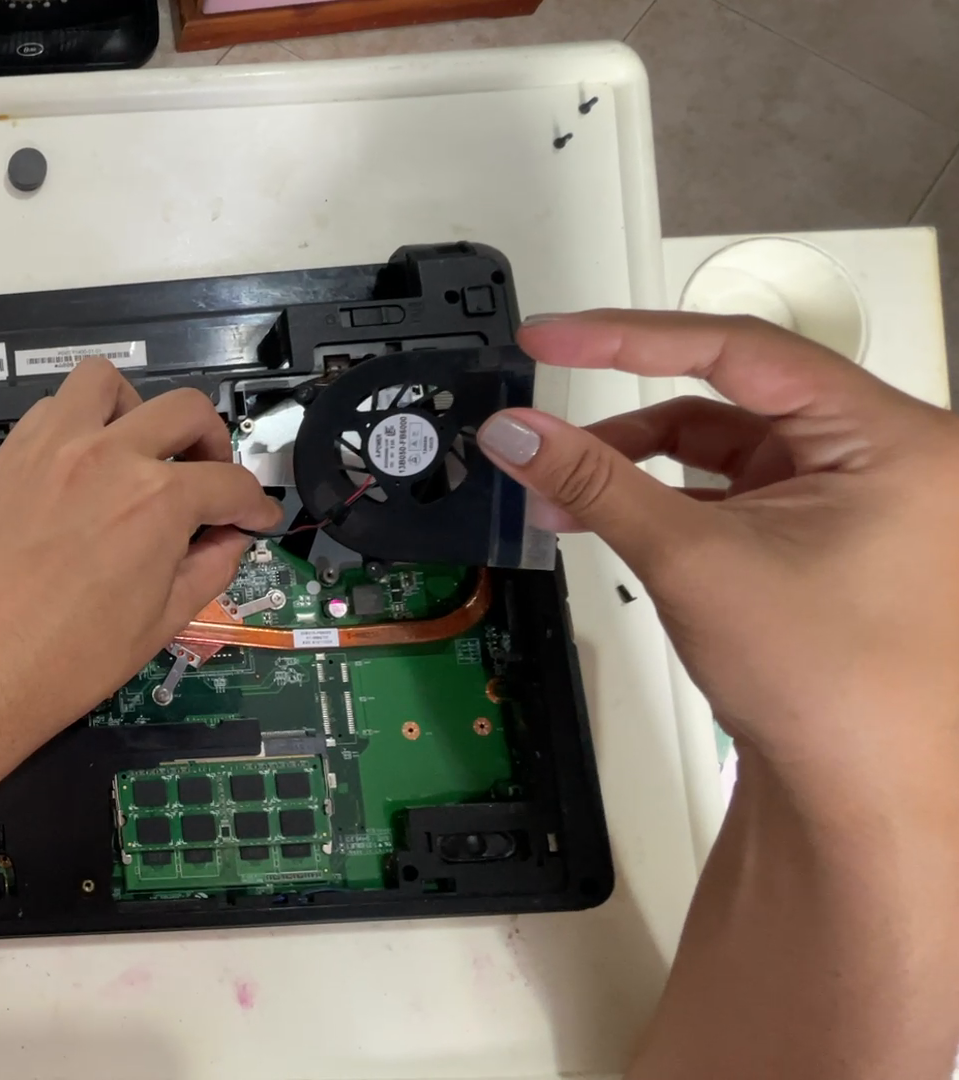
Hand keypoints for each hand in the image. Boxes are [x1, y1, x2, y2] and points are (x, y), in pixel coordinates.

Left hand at [0, 358, 280, 759]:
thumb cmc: (72, 659)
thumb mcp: (165, 621)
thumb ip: (212, 565)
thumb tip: (230, 536)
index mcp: (155, 500)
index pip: (230, 482)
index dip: (255, 503)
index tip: (255, 515)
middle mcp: (105, 457)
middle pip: (185, 409)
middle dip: (213, 441)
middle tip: (207, 477)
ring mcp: (49, 449)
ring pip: (105, 381)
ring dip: (136, 408)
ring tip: (137, 450)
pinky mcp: (7, 458)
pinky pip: (50, 410)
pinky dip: (77, 423)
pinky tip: (81, 464)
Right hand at [474, 310, 958, 804]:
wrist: (863, 782)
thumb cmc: (825, 676)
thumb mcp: (688, 557)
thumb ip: (591, 481)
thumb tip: (511, 430)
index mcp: (893, 441)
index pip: (741, 351)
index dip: (629, 337)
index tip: (548, 338)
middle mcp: (882, 456)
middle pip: (722, 400)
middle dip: (620, 426)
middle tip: (537, 433)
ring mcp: (848, 494)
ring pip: (712, 448)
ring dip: (626, 469)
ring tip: (560, 502)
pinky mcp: (813, 529)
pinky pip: (715, 488)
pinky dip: (651, 498)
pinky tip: (604, 521)